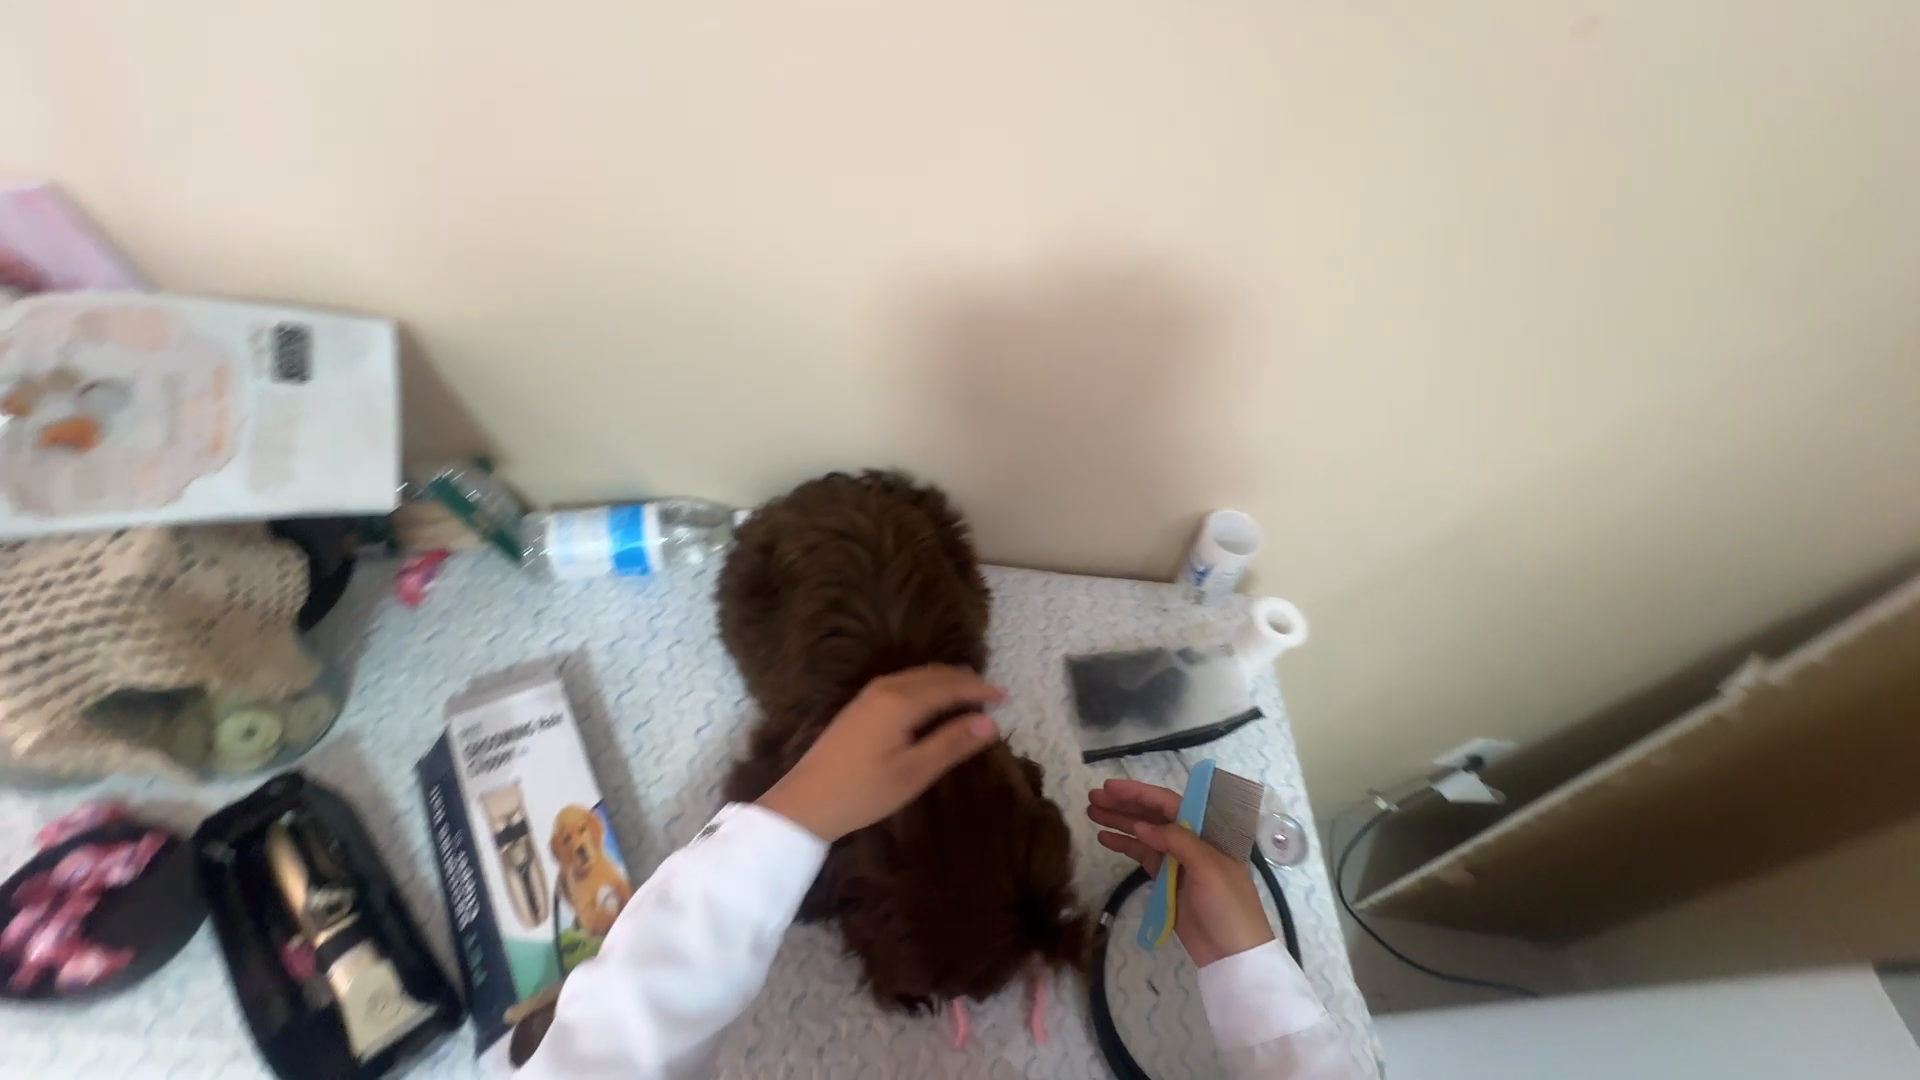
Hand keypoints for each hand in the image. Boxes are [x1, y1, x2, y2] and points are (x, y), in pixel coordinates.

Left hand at [758, 666, 1005, 841]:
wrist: (806, 801)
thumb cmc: (863, 791)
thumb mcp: (913, 773)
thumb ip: (952, 744)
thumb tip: (990, 723)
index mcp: (901, 701)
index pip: (950, 685)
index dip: (980, 689)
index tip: (1006, 698)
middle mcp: (886, 688)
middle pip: (935, 675)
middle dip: (966, 682)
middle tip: (992, 697)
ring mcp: (870, 694)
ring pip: (919, 677)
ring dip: (947, 683)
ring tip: (970, 698)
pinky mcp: (861, 706)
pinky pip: (905, 684)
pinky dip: (929, 688)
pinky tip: (934, 706)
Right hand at [1087, 778, 1273, 967]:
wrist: (1234, 956)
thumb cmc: (1229, 906)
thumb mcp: (1207, 867)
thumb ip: (1176, 840)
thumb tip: (1142, 825)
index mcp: (1206, 830)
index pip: (1168, 803)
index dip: (1138, 793)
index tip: (1110, 787)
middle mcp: (1189, 840)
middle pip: (1152, 815)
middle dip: (1123, 805)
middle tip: (1093, 798)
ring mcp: (1176, 861)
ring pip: (1143, 833)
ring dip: (1118, 822)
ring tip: (1091, 813)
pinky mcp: (1165, 880)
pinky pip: (1141, 855)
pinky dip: (1123, 845)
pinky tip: (1104, 838)